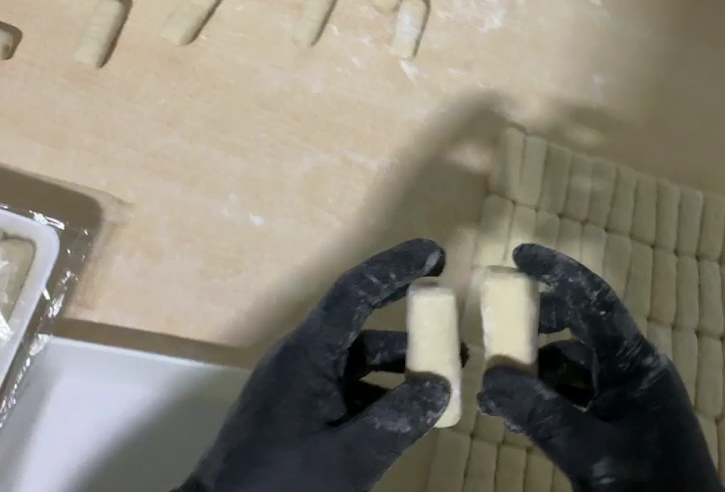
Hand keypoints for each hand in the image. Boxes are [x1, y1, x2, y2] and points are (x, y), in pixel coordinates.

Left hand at [175, 238, 455, 491]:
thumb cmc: (281, 482)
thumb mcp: (346, 459)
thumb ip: (395, 422)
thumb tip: (438, 386)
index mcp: (307, 351)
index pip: (355, 290)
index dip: (395, 268)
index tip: (434, 255)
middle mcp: (302, 354)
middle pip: (357, 314)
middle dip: (400, 302)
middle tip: (442, 293)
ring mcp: (297, 380)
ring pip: (356, 355)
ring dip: (397, 360)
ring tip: (443, 372)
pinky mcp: (296, 407)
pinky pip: (345, 383)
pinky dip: (379, 390)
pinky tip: (407, 412)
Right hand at [478, 243, 722, 491]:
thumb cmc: (652, 491)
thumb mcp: (592, 456)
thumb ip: (540, 415)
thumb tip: (490, 378)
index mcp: (636, 363)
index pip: (593, 298)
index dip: (556, 270)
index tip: (517, 255)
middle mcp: (635, 370)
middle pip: (581, 327)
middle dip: (537, 326)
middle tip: (500, 330)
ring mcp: (631, 399)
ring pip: (575, 365)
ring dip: (535, 372)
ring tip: (495, 393)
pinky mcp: (625, 426)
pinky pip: (579, 396)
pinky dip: (547, 399)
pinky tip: (516, 417)